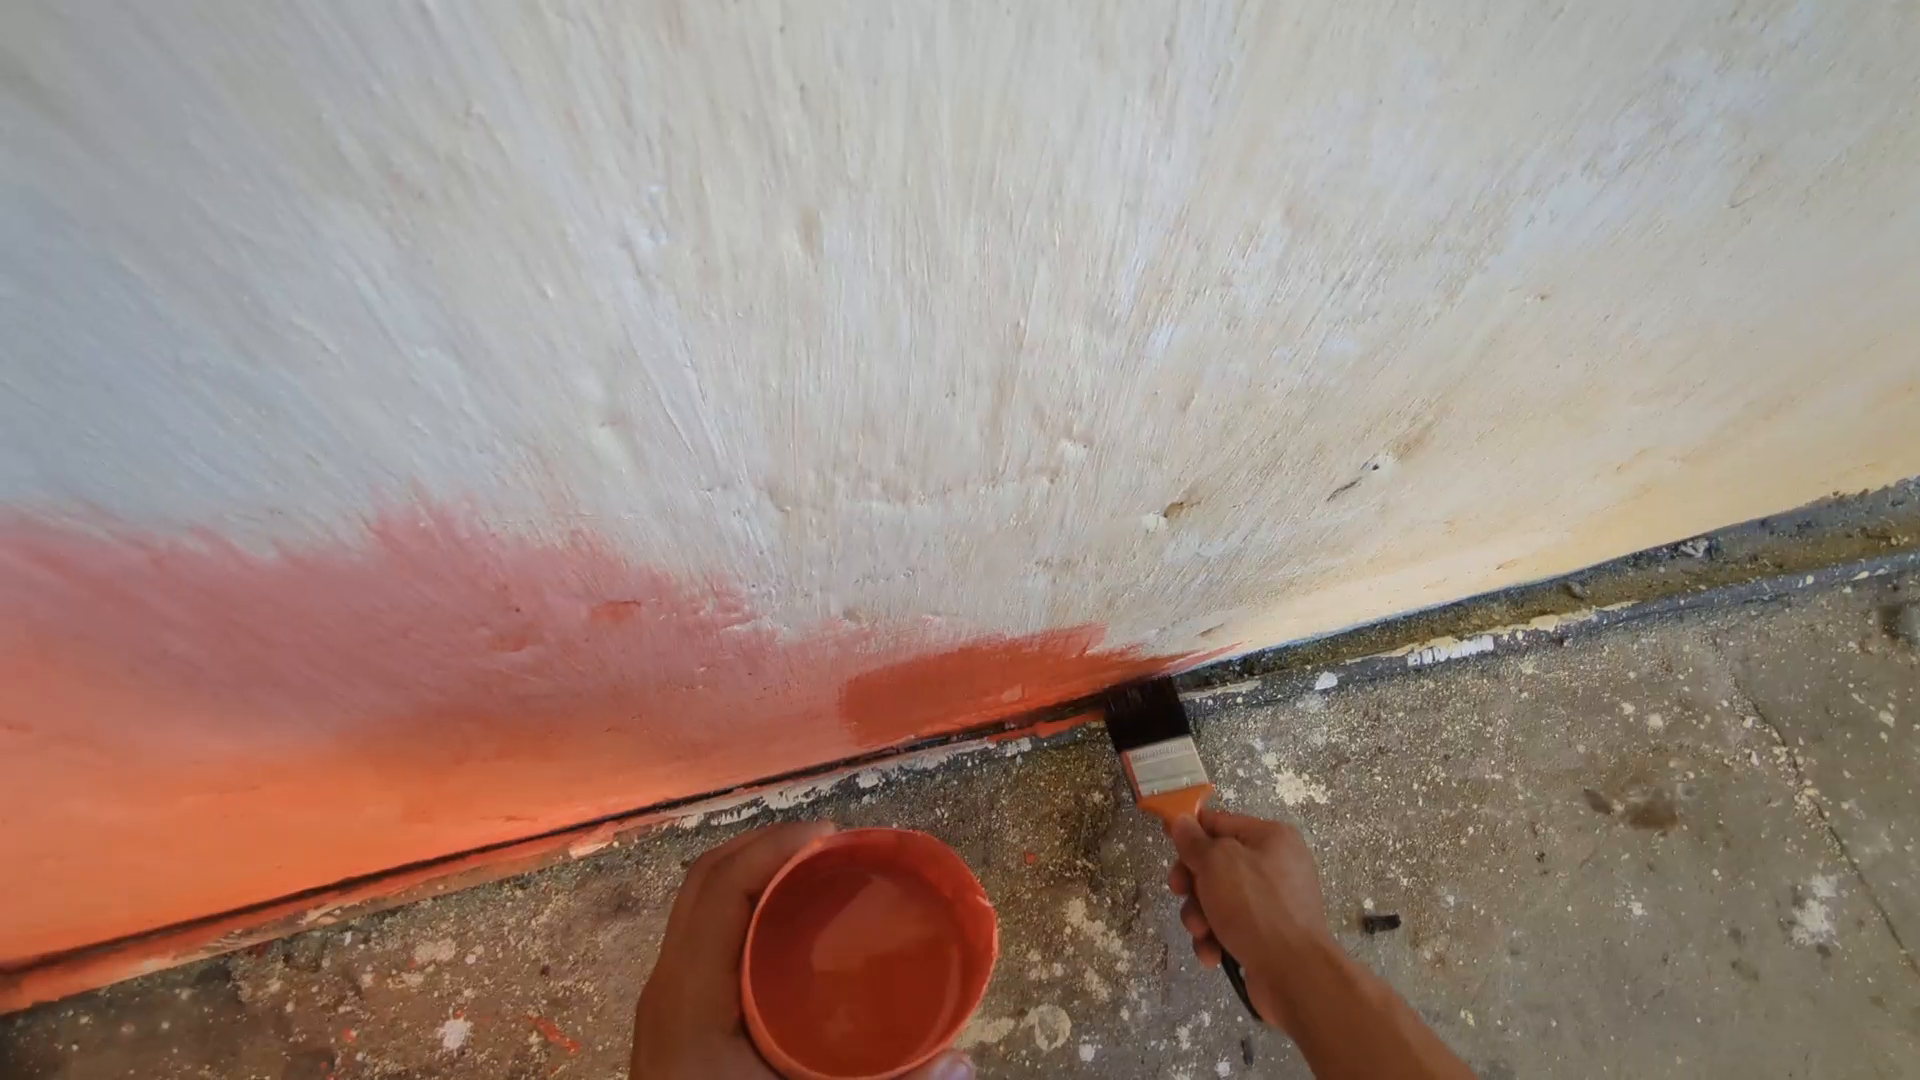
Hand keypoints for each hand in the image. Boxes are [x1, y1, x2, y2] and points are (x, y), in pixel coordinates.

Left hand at [630, 821, 974, 1079]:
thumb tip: (965, 1061)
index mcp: (688, 1001)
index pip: (719, 887)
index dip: (771, 845)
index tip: (830, 835)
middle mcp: (667, 987)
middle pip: (706, 879)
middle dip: (767, 845)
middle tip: (830, 846)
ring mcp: (665, 998)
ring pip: (700, 900)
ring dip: (753, 868)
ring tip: (812, 870)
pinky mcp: (674, 1012)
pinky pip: (703, 927)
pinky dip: (742, 900)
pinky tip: (783, 920)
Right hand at [1166, 808, 1337, 1031]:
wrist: (1296, 977)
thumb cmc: (1255, 907)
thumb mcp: (1216, 862)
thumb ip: (1194, 840)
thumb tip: (1181, 820)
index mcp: (1270, 838)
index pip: (1219, 823)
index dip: (1189, 832)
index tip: (1166, 840)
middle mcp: (1275, 866)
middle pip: (1215, 863)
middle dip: (1193, 883)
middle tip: (1179, 893)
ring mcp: (1274, 904)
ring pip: (1218, 898)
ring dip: (1200, 915)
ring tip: (1201, 932)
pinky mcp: (1268, 937)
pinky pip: (1231, 926)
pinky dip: (1216, 939)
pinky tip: (1212, 954)